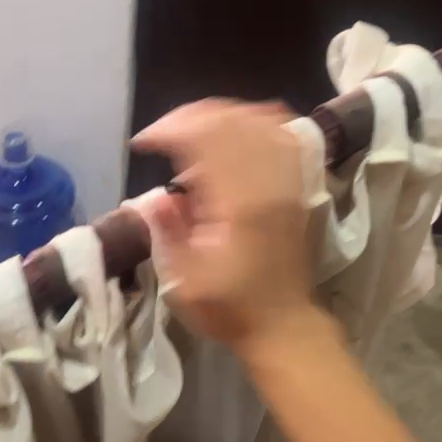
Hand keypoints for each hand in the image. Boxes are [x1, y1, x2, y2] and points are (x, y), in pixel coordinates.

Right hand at [132, 99, 321, 348]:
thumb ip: (168, 233)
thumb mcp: (183, 282)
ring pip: (258, 119)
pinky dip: (255, 123)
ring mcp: (289, 182)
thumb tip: (155, 199)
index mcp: (237, 206)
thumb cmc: (228, 308)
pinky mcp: (299, 186)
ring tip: (191, 132)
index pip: (204, 139)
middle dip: (188, 118)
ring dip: (220, 116)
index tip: (142, 145)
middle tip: (161, 136)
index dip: (168, 130)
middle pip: (230, 121)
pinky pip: (284, 135)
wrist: (282, 325)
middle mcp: (268, 184)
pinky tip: (235, 133)